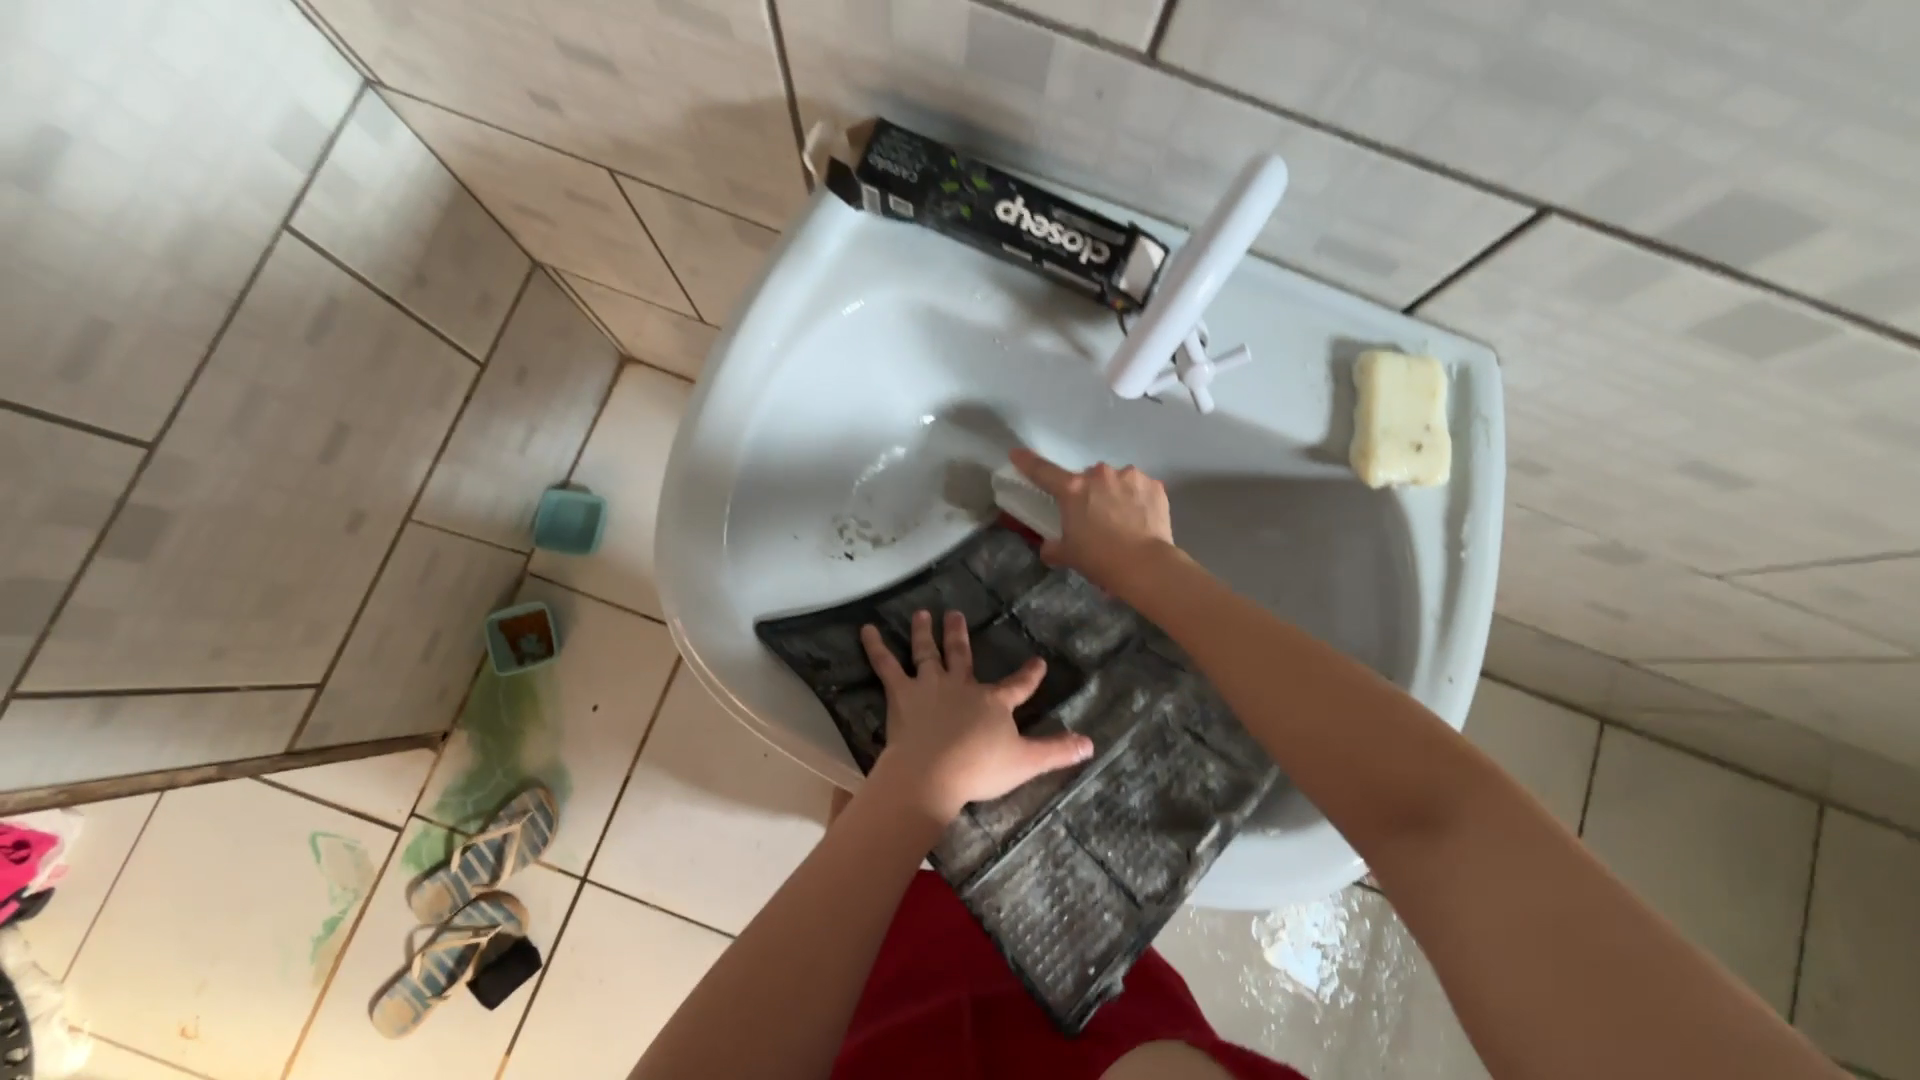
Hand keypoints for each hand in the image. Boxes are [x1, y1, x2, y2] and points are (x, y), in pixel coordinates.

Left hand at [860, 611, 1093, 822]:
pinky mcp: (901, 693)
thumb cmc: (979, 769)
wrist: (932, 773)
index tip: (1038, 662)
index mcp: (993, 702)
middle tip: (957, 614)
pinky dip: (875, 647)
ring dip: (925, 632)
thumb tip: (1091, 744)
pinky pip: (886, 665)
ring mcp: (930, 685)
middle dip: (961, 635)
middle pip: (962, 656)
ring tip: (923, 614)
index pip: (1018, 686)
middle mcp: (962, 685)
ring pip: (927, 652)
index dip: (1030, 674)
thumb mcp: (1025, 762)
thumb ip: (1056, 751)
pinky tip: (865, 629)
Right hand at [1009, 448, 1175, 590]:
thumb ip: (1052, 547)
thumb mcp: (1067, 555)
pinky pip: (1140, 489)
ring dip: (1114, 494)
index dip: (1027, 462)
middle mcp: (1100, 475)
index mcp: (1073, 489)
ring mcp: (1130, 476)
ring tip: (1122, 521)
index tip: (1017, 453)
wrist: (1145, 565)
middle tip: (1093, 518)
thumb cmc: (1099, 559)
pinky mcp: (1154, 485)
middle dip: (1088, 493)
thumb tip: (1049, 546)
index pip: (1043, 471)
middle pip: (1087, 478)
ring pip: (1116, 481)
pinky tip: (1140, 520)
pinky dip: (1137, 500)